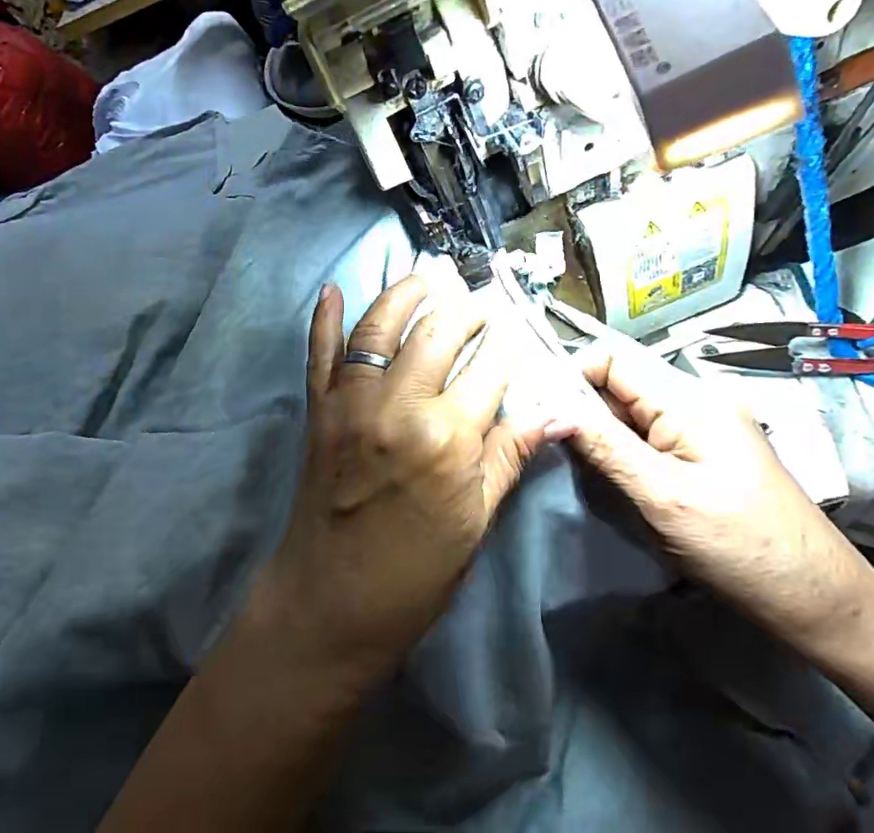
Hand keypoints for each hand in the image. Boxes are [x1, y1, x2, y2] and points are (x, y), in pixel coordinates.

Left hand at [250, 276, 569, 685]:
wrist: (330, 599)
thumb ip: (509, 458)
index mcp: (448, 438)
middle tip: (480, 301)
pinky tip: (331, 288)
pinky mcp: (317, 409)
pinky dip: (323, 318)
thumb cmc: (415, 572)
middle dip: (465, 312)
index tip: (517, 335)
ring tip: (426, 274)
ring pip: (379, 329)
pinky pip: (319, 353)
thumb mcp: (476, 521)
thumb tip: (556, 413)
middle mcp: (398, 406)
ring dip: (404, 295)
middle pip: (438, 336)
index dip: (508, 352)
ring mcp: (350, 402)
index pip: (490, 374)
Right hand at [564, 344, 873, 648]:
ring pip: (627, 416)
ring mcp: (703, 429)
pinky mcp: (704, 455)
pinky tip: (614, 481)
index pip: (611, 361)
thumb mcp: (663, 496)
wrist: (820, 604)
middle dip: (581, 412)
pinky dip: (621, 454)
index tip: (541, 414)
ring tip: (584, 471)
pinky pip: (646, 438)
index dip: (570, 378)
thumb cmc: (743, 548)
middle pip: (616, 387)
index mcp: (691, 401)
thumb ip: (605, 447)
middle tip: (554, 449)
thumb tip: (550, 409)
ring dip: (599, 437)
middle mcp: (697, 403)